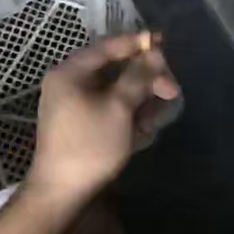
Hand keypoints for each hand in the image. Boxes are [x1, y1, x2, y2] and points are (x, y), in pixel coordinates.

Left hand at [23, 32, 179, 210]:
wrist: (61, 193)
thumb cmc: (89, 145)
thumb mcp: (119, 108)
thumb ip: (138, 77)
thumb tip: (154, 53)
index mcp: (69, 73)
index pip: (107, 47)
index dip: (137, 43)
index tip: (164, 41)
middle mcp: (68, 84)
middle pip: (114, 71)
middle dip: (144, 82)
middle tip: (172, 91)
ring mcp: (73, 107)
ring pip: (115, 94)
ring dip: (140, 104)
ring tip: (156, 120)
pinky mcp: (81, 127)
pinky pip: (109, 111)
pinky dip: (128, 118)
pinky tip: (143, 133)